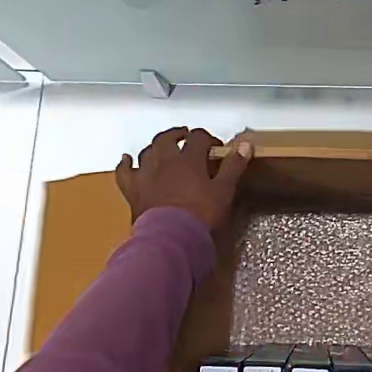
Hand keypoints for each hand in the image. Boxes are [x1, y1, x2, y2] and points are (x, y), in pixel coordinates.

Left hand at [115, 128, 252, 228]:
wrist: (170, 237)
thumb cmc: (201, 214)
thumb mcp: (224, 190)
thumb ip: (234, 166)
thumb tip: (246, 144)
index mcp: (189, 159)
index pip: (198, 138)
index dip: (208, 139)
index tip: (216, 147)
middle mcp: (164, 161)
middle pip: (168, 138)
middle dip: (178, 134)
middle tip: (186, 137)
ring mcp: (146, 174)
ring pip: (148, 151)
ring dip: (156, 147)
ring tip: (164, 148)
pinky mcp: (133, 189)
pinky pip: (125, 172)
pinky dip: (126, 164)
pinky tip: (127, 160)